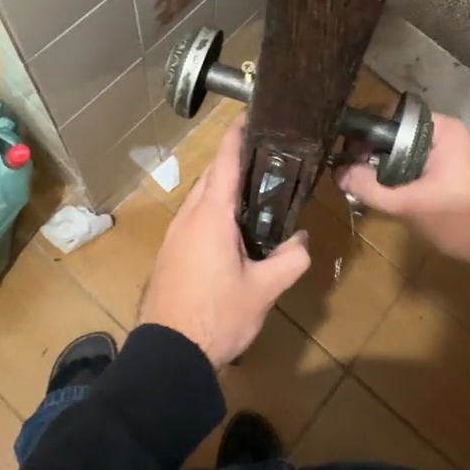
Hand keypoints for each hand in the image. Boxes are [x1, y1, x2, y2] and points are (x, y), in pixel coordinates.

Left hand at [139, 117, 310, 366]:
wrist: (167, 356)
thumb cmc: (216, 316)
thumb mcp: (264, 291)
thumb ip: (290, 260)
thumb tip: (302, 240)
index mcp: (211, 215)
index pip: (225, 160)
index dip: (238, 133)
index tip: (252, 112)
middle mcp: (189, 216)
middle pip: (213, 176)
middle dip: (237, 162)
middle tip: (271, 159)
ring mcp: (175, 234)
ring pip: (202, 198)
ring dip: (225, 189)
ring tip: (258, 194)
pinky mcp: (170, 253)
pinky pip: (195, 218)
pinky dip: (215, 210)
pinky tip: (235, 230)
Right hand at [337, 115, 469, 267]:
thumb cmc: (460, 220)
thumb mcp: (409, 205)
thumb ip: (370, 188)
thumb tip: (337, 172)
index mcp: (441, 129)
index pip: (394, 112)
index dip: (367, 127)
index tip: (345, 147)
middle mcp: (447, 133)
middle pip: (398, 130)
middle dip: (372, 147)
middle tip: (348, 166)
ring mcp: (452, 152)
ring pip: (406, 148)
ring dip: (385, 162)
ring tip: (359, 178)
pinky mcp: (452, 170)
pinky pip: (418, 162)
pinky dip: (400, 172)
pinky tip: (383, 189)